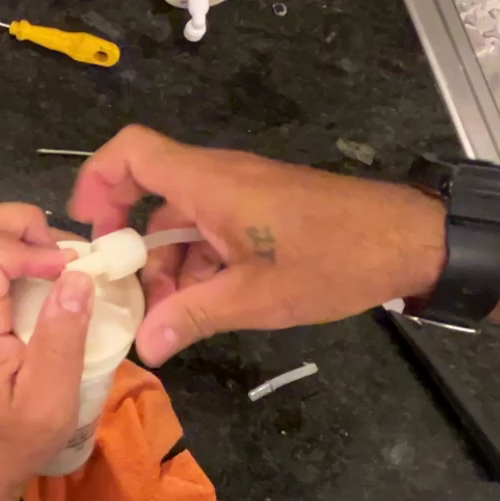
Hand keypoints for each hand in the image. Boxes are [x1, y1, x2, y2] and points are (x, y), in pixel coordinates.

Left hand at [0, 203, 95, 499]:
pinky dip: (21, 250)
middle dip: (26, 225)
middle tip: (65, 259)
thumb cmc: (16, 436)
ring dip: (24, 235)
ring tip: (62, 266)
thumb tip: (79, 277)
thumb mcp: (50, 398)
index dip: (32, 247)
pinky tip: (51, 279)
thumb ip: (63, 336)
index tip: (70, 272)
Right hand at [68, 125, 445, 364]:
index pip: (131, 151)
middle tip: (129, 300)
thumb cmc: (331, 259)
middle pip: (148, 196)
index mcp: (207, 184)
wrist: (410, 241)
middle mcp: (215, 180)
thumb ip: (192, 317)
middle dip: (133, 250)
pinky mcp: (256, 211)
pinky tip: (202, 307)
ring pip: (179, 222)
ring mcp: (237, 194)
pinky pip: (207, 231)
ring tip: (170, 318)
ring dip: (167, 267)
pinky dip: (196, 266)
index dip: (97, 179)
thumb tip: (144, 349)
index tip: (89, 230)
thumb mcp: (255, 297)